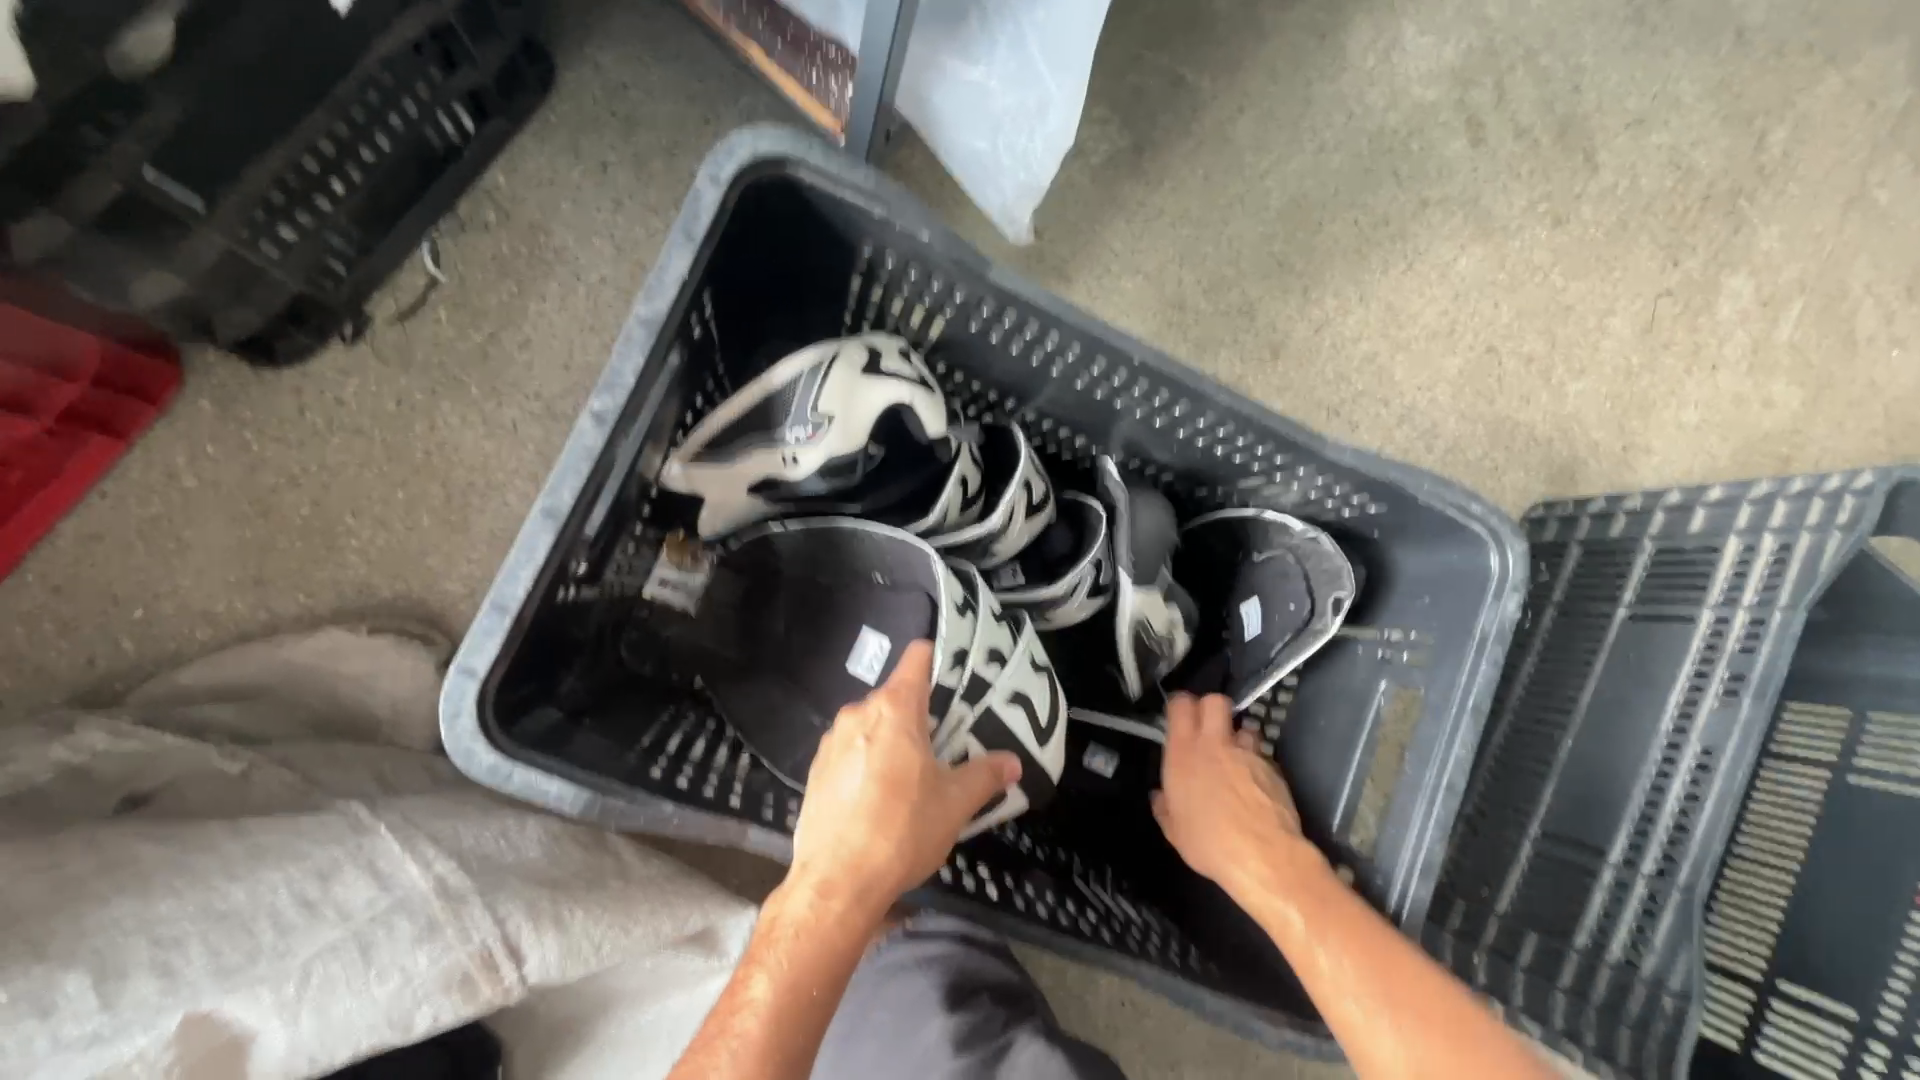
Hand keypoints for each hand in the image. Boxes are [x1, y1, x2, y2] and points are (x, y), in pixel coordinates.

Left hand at [786, 640, 1021, 919]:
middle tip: (949, 744)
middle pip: (898, 696)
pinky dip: (870, 763)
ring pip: (873, 726)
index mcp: (894, 708)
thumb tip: (1012, 762)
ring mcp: (832, 742)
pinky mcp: (816, 771)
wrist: (836, 883)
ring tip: (917, 777)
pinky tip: (882, 801)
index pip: (918, 657)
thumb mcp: (955, 804)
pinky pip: (852, 753)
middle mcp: (858, 714)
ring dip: (895, 741)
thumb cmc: (902, 831)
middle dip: (924, 715)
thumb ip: (986, 775)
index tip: (961, 681)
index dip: (942, 660)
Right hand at [1152, 693, 1325, 900]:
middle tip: (1207, 729)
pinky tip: (1255, 785)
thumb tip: (1160, 796)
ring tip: (1236, 759)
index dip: (1180, 705)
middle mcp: (1215, 745)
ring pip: (1244, 727)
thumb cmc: (1209, 843)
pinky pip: (1261, 755)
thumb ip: (1165, 807)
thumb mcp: (1174, 831)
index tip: (1179, 717)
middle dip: (1210, 708)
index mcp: (1183, 754)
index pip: (1181, 705)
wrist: (1264, 857)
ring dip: (1238, 738)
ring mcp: (1248, 753)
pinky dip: (1256, 764)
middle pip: (1215, 701)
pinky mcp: (1273, 768)